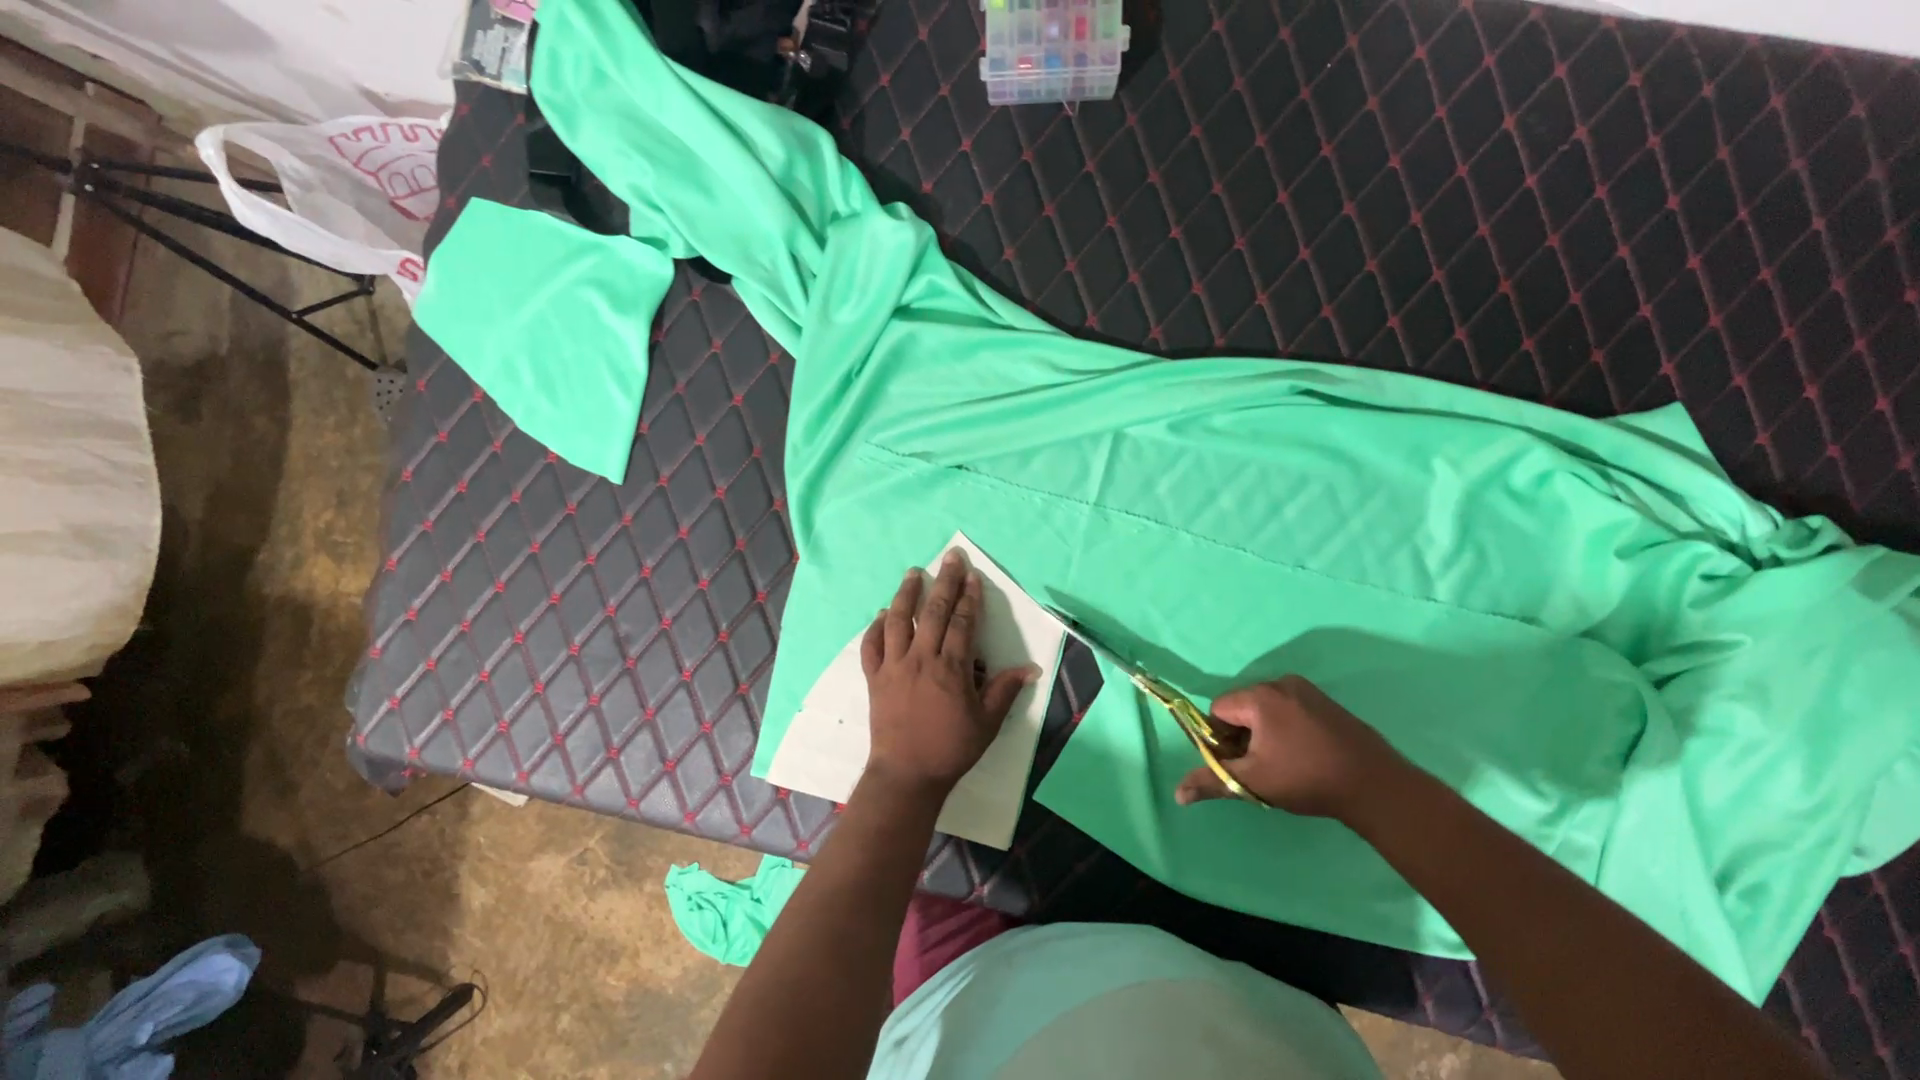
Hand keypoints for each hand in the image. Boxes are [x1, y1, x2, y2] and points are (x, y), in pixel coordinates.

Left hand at [861, 551, 1036, 796]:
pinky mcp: (874, 679)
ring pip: (898, 621)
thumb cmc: (951, 749)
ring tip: (913, 573)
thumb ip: (1004, 690)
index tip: (973, 576)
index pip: (962, 623)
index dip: (969, 597)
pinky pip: (871, 646)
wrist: (906, 774)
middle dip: (944, 582)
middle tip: (951, 557)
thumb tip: (1031, 668)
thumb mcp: (987, 723)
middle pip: (933, 612)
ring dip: (906, 594)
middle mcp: (921, 659)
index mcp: (951, 668)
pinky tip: (882, 615)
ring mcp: (894, 667)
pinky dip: (875, 627)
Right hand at [1174, 675, 1407, 820]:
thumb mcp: (1253, 782)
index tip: (1239, 763)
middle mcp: (1282, 683)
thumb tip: (1177, 794)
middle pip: (1242, 707)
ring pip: (1266, 709)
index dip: (1220, 739)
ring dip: (1264, 733)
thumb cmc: (1306, 779)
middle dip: (1242, 736)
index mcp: (1260, 697)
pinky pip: (1289, 709)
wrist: (1374, 784)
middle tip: (1261, 767)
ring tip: (1283, 763)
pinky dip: (1285, 729)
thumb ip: (1212, 781)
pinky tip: (1302, 755)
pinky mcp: (1327, 702)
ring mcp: (1308, 690)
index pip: (1219, 709)